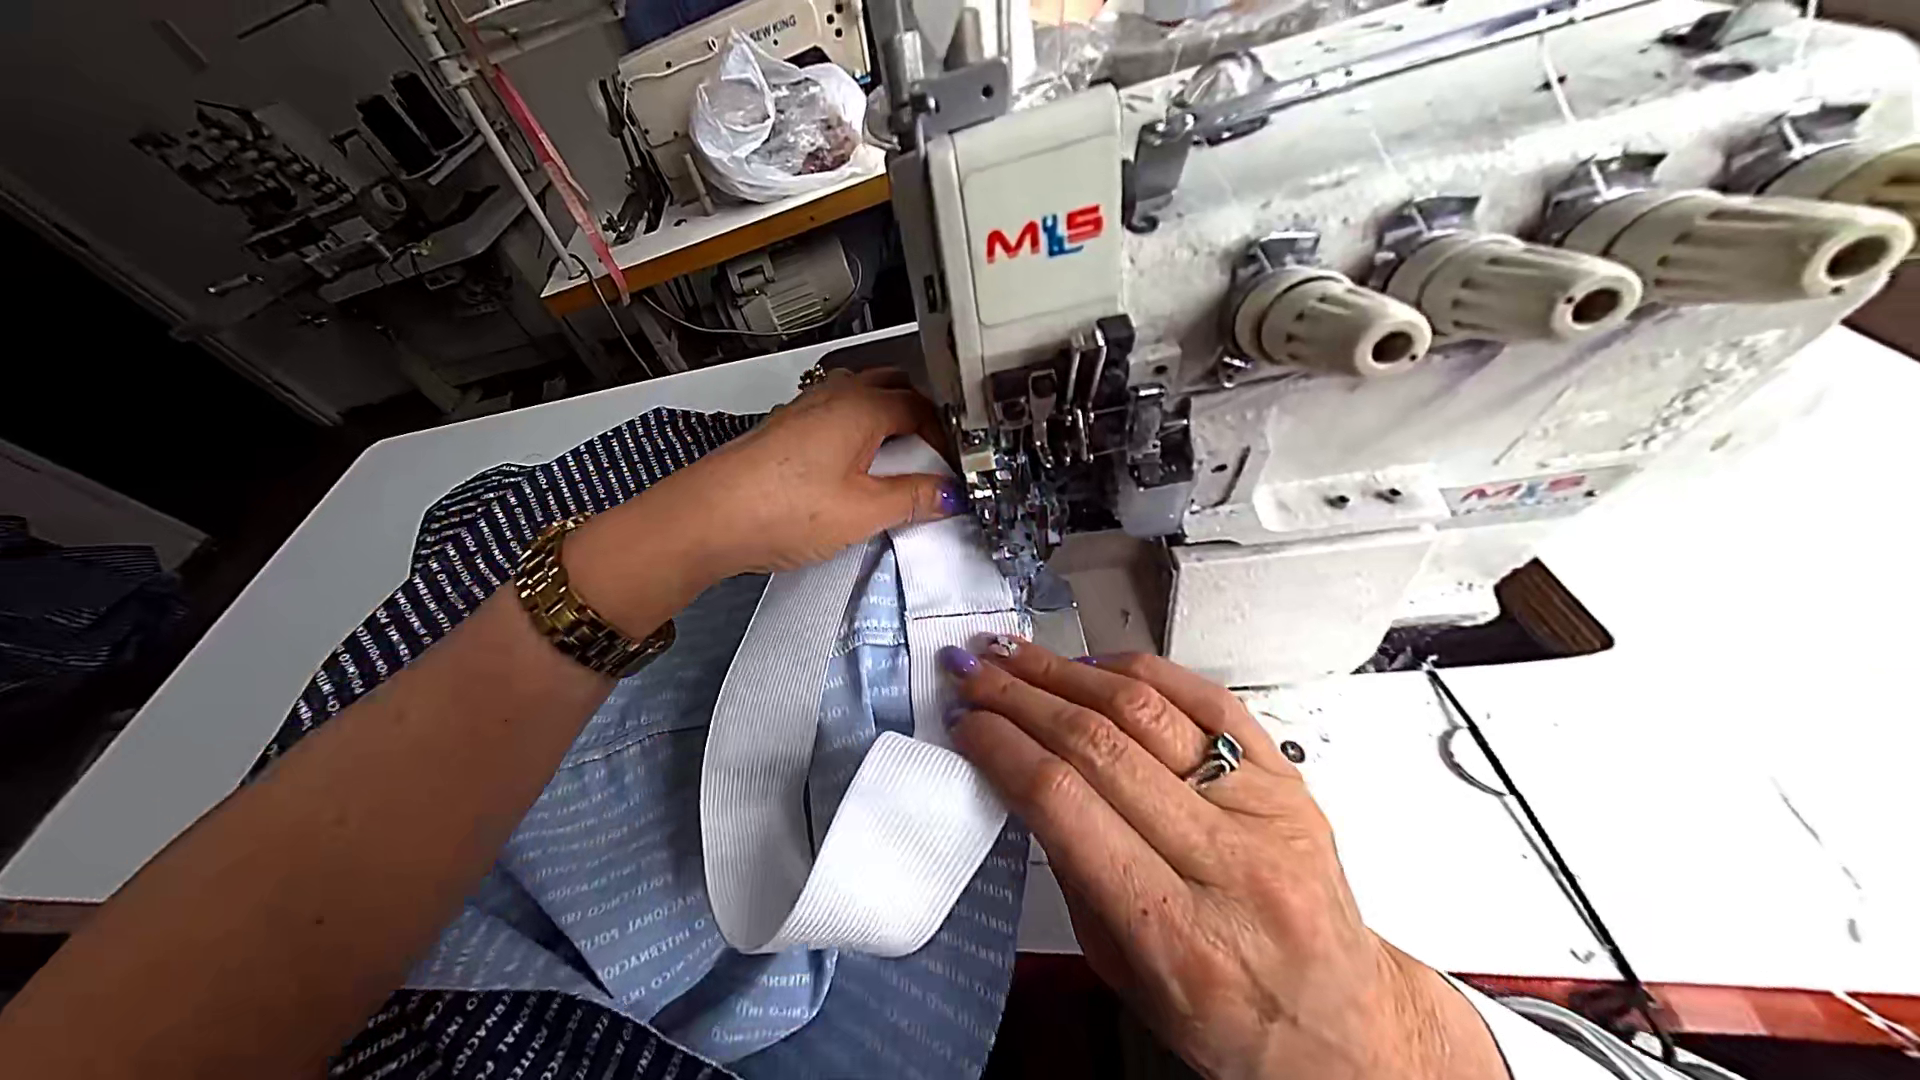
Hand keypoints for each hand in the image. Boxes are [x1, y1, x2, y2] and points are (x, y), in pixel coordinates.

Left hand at [565, 369, 963, 630]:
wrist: (707, 517)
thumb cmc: (783, 509)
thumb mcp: (863, 511)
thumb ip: (913, 498)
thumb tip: (948, 495)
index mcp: (862, 408)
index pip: (922, 408)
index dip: (946, 437)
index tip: (954, 468)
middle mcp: (834, 396)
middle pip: (893, 386)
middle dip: (921, 414)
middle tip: (933, 451)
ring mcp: (805, 408)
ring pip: (862, 394)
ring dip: (887, 416)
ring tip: (898, 456)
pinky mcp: (786, 427)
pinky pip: (837, 412)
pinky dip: (859, 427)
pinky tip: (854, 463)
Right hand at [939, 640, 1506, 1079]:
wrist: (1340, 1021)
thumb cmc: (1226, 1014)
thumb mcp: (1120, 968)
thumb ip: (1071, 866)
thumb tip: (1020, 768)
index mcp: (1175, 930)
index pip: (1064, 803)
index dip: (1002, 748)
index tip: (967, 723)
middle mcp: (1227, 860)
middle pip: (1097, 743)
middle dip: (1019, 696)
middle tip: (976, 672)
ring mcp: (1266, 806)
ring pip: (1145, 707)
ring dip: (1066, 671)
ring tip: (1016, 654)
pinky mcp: (1284, 774)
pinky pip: (1205, 695)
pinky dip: (1137, 668)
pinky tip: (1090, 663)